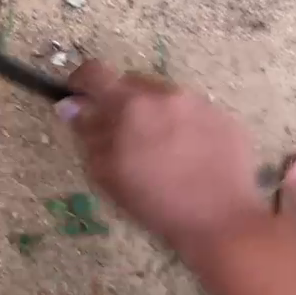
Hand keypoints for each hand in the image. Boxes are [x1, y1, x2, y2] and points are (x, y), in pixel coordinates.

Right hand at [59, 62, 268, 262]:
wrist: (220, 221)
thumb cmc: (153, 201)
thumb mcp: (106, 172)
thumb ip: (86, 133)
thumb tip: (70, 107)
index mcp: (130, 105)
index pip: (95, 73)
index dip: (81, 82)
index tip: (79, 100)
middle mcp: (165, 94)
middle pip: (131, 83)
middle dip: (119, 103)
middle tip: (120, 135)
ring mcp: (200, 104)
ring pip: (163, 97)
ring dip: (152, 114)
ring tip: (157, 150)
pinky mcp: (225, 119)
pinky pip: (192, 112)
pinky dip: (181, 126)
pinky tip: (185, 157)